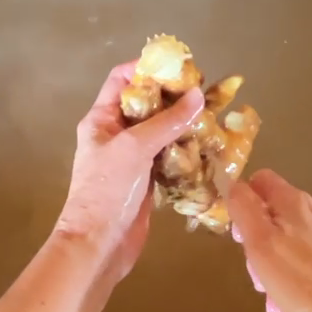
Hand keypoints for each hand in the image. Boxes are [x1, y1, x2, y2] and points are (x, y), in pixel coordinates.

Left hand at [54, 62, 205, 278]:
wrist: (98, 245)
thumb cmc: (107, 190)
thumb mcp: (135, 148)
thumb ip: (166, 121)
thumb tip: (198, 95)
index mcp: (101, 119)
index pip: (121, 79)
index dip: (147, 67)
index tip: (180, 67)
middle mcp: (115, 134)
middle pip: (146, 104)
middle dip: (174, 97)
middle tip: (206, 93)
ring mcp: (130, 159)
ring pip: (160, 132)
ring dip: (183, 125)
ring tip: (213, 118)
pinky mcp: (145, 180)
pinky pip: (168, 157)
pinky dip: (185, 151)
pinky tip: (208, 148)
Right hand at [230, 170, 311, 311]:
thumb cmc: (304, 285)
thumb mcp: (260, 246)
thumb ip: (244, 210)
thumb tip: (236, 186)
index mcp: (294, 201)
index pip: (261, 181)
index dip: (245, 204)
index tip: (241, 237)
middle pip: (280, 215)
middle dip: (264, 244)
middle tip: (261, 280)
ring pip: (301, 238)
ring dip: (285, 263)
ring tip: (283, 299)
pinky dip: (310, 271)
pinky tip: (310, 298)